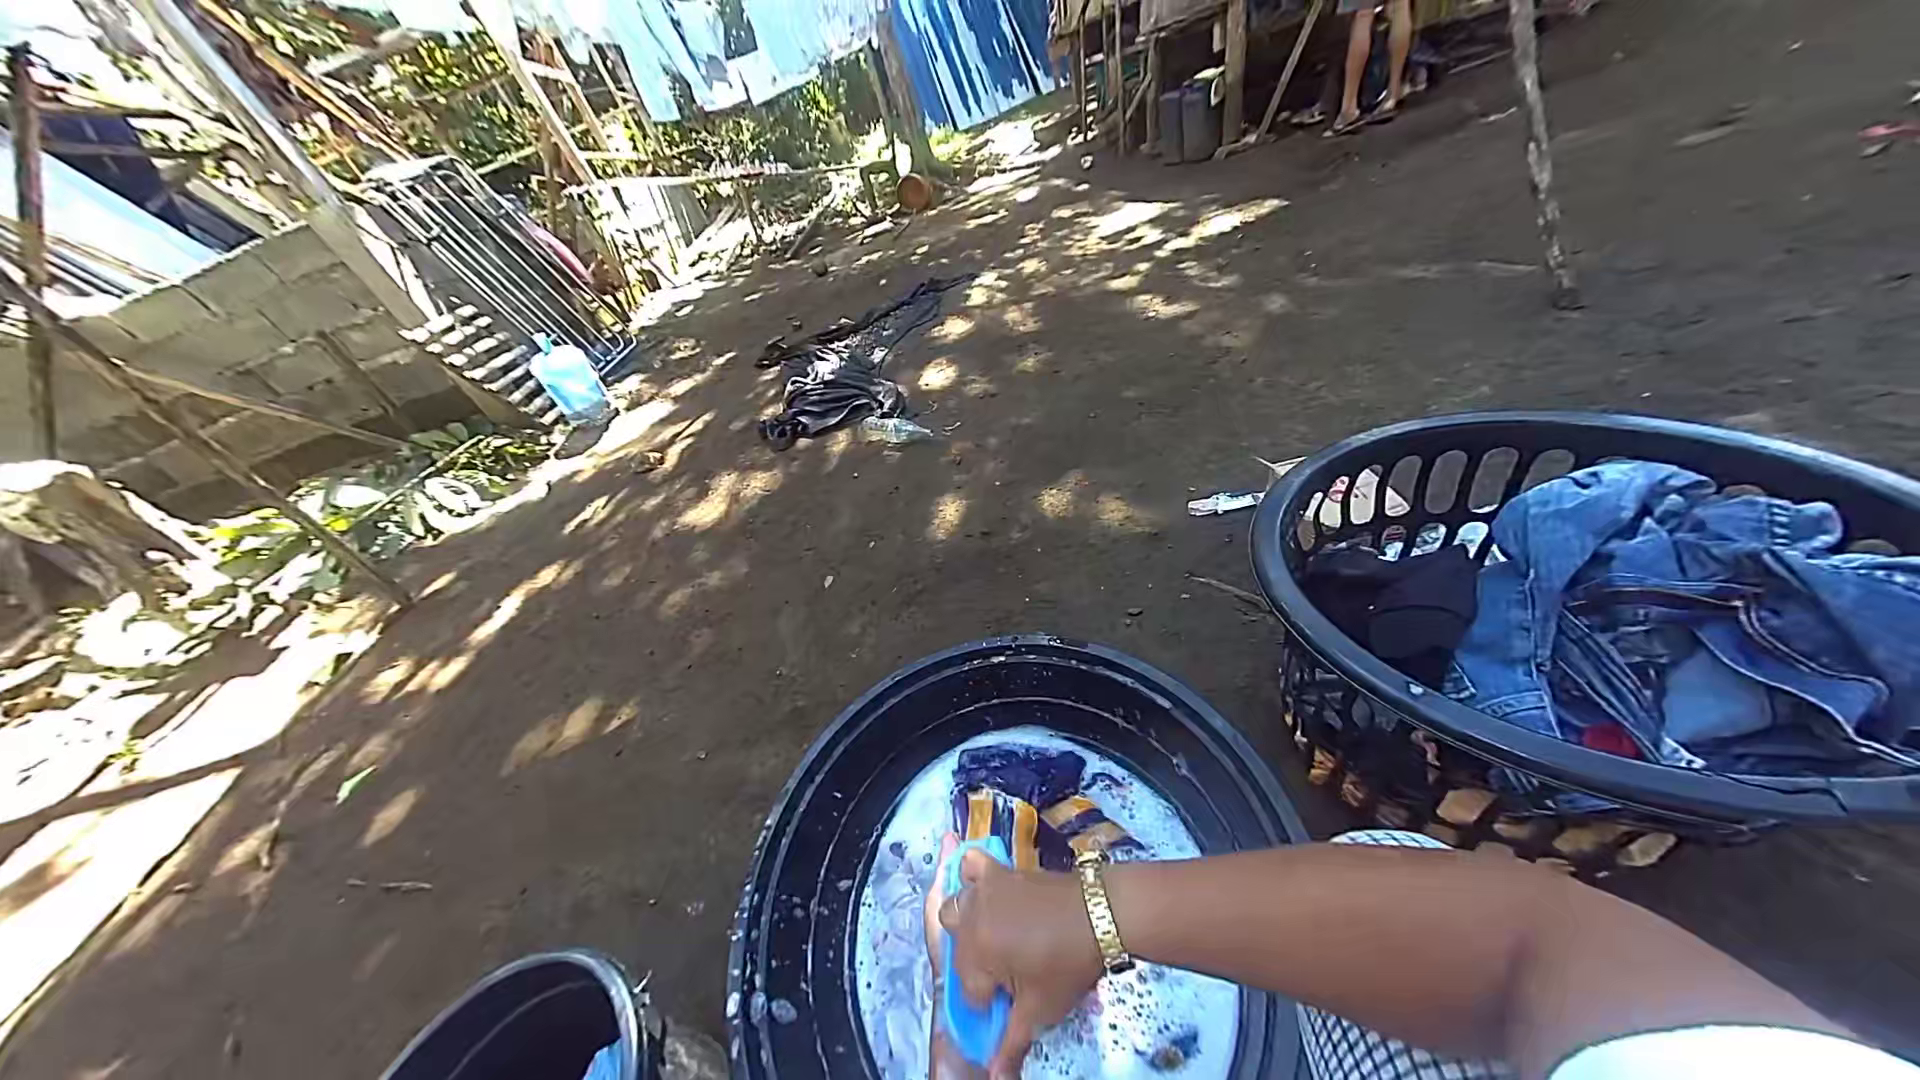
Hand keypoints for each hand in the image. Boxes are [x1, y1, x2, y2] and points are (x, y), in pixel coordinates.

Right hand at [939, 845, 1104, 1078]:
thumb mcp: (1041, 1009)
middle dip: (978, 968)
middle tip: (1010, 975)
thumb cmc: (1069, 964)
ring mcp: (984, 890)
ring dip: (967, 928)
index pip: (969, 992)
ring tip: (996, 940)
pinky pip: (971, 864)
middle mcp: (972, 918)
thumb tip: (995, 1079)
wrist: (1098, 915)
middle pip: (959, 951)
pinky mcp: (999, 871)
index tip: (1013, 1002)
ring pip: (955, 909)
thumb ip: (1011, 1044)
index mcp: (978, 953)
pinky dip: (969, 874)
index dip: (991, 1004)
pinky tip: (984, 892)